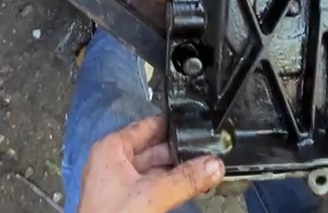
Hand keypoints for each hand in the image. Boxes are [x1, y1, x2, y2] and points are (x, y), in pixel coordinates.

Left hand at [78, 116, 222, 212]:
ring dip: (174, 171)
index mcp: (112, 148)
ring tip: (200, 168)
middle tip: (206, 149)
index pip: (146, 126)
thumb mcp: (153, 195)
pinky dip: (166, 187)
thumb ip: (185, 179)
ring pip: (152, 170)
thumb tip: (215, 164)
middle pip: (151, 149)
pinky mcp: (123, 204)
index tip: (195, 123)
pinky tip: (184, 188)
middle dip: (177, 151)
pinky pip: (149, 188)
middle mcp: (112, 162)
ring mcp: (116, 184)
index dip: (171, 124)